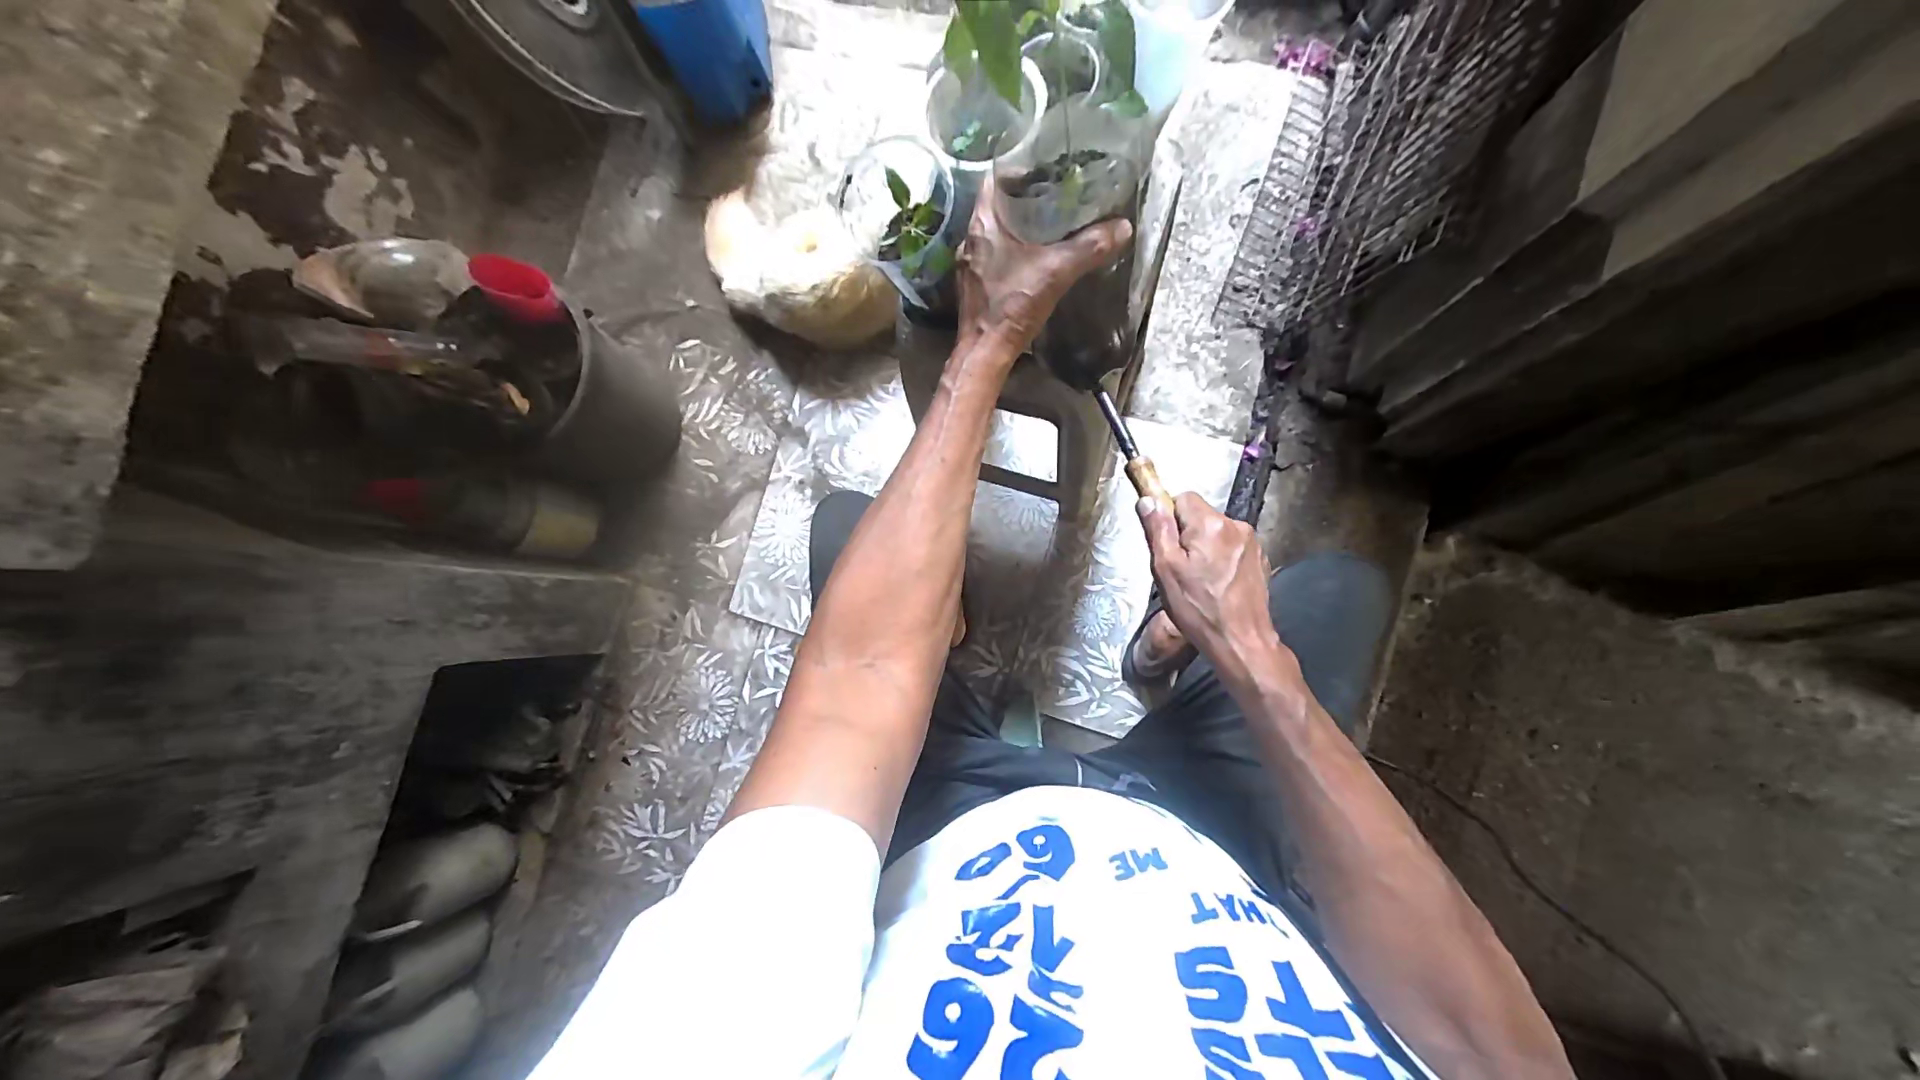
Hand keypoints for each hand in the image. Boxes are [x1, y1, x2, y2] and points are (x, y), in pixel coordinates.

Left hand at [956, 174, 1131, 358]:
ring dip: (1017, 225)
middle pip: (997, 205)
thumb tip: (1123, 228)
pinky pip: (993, 255)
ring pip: (995, 232)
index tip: (1043, 163)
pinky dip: (1011, 250)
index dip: (1018, 166)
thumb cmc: (1012, 307)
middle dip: (1024, 197)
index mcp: (983, 224)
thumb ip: (1089, 248)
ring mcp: (969, 264)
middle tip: (1053, 191)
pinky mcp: (974, 285)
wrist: (985, 352)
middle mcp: (971, 239)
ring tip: (1046, 221)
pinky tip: (1030, 256)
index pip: (995, 177)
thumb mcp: (1056, 272)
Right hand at [1136, 493, 1296, 688]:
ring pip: (1215, 531)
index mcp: (1211, 524)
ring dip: (1204, 547)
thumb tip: (1148, 500)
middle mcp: (1236, 525)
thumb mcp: (1166, 569)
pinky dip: (1220, 558)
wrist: (1240, 640)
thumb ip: (1158, 529)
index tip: (1166, 544)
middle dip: (1186, 534)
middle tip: (1179, 567)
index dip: (1169, 518)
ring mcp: (1251, 542)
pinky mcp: (1259, 558)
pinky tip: (1216, 583)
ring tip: (1198, 579)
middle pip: (1200, 515)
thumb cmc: (1198, 608)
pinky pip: (1231, 546)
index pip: (1183, 498)